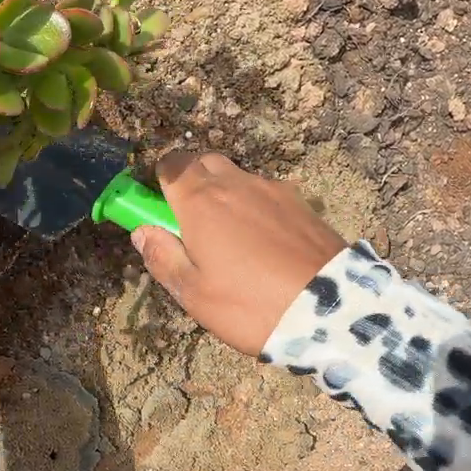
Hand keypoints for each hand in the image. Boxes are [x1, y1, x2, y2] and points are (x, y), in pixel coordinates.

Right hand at [131, 152, 347, 355]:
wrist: (328, 309)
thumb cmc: (248, 304)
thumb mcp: (193, 293)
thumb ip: (162, 257)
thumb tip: (143, 232)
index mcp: (201, 202)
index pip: (171, 164)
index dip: (160, 181)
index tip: (160, 210)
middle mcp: (236, 184)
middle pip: (204, 162)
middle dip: (191, 181)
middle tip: (190, 224)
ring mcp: (273, 190)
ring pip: (237, 177)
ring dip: (224, 195)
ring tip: (230, 239)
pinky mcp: (301, 203)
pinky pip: (265, 194)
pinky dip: (254, 207)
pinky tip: (261, 244)